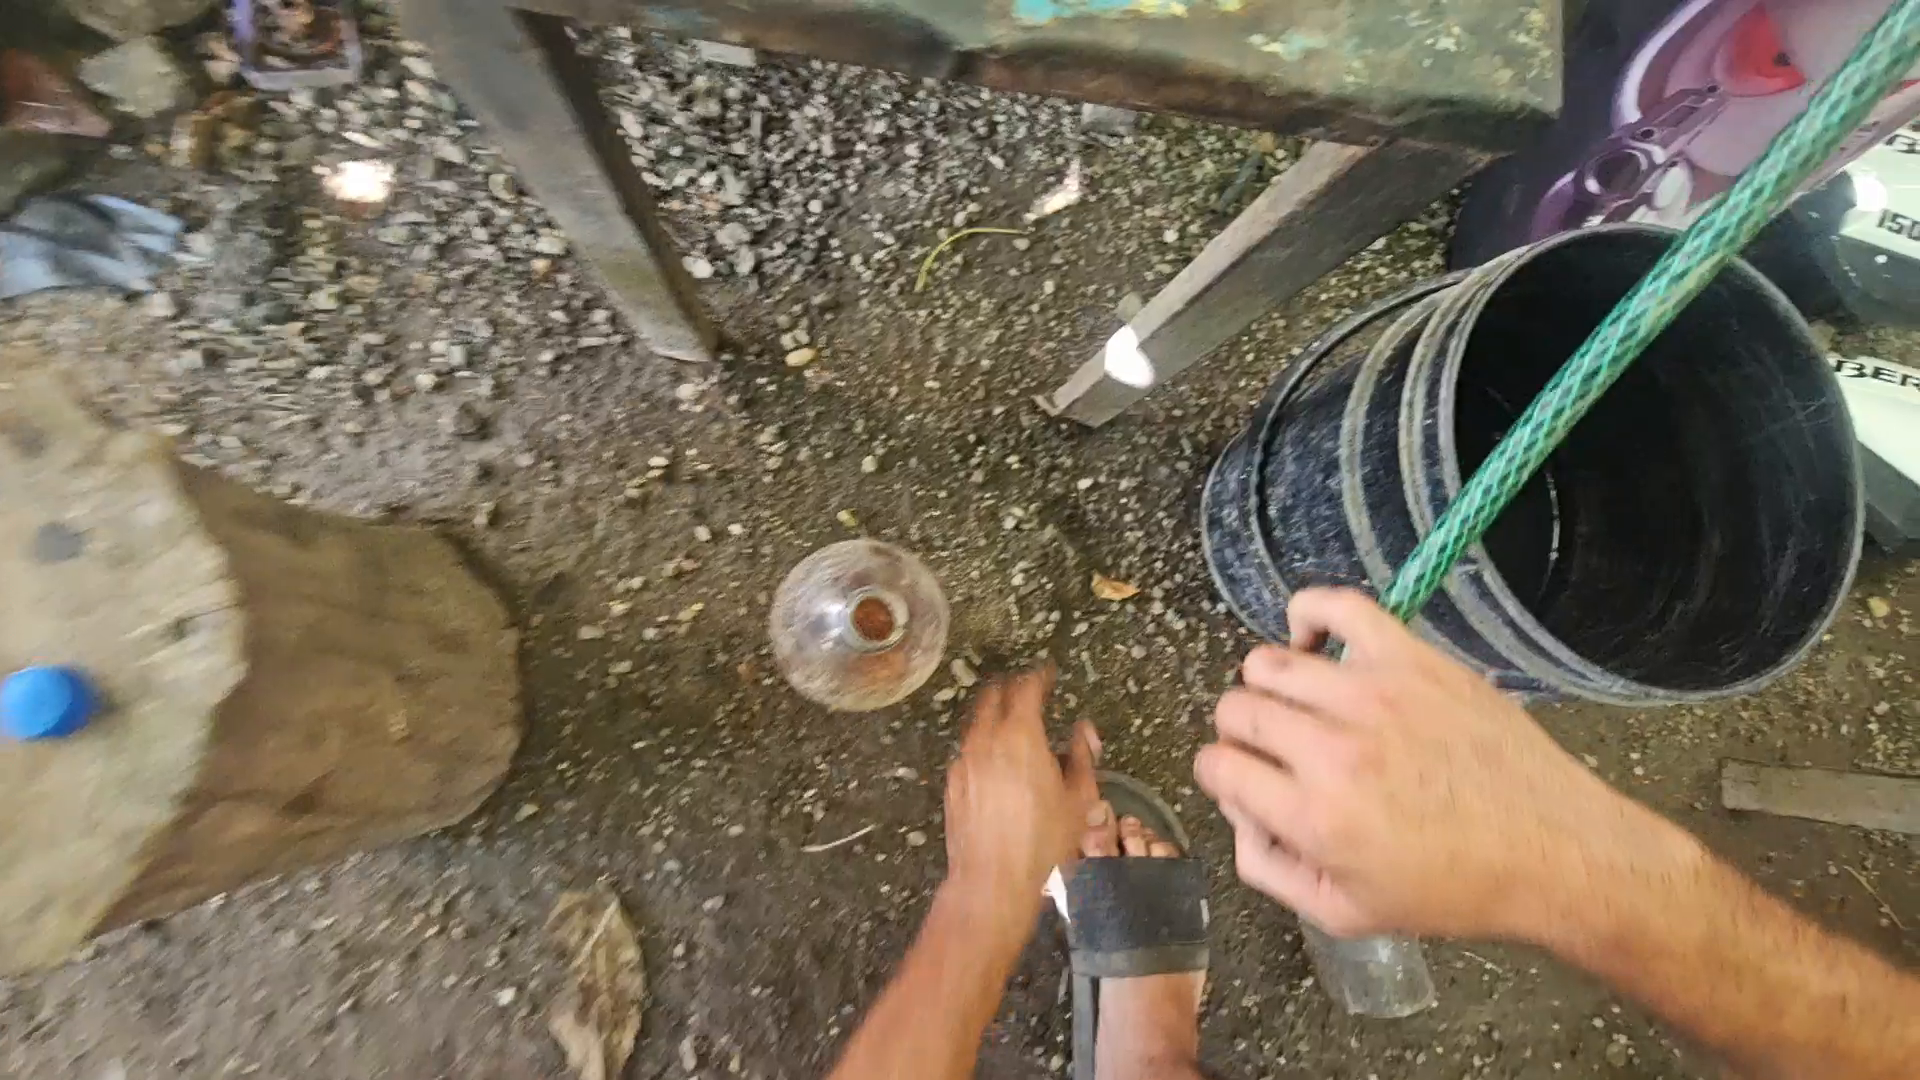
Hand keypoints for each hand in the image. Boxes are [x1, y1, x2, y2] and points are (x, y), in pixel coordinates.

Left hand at [944, 666, 1098, 919]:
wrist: (992, 881)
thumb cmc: (1043, 842)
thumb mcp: (1077, 800)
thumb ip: (1081, 757)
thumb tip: (1084, 729)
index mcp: (1021, 735)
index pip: (1027, 689)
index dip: (1038, 676)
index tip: (1047, 672)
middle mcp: (987, 739)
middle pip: (994, 696)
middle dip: (1011, 687)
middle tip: (1027, 690)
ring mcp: (964, 760)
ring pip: (976, 722)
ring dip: (993, 714)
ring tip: (1009, 721)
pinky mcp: (952, 782)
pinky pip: (967, 750)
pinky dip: (981, 743)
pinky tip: (992, 760)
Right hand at [1194, 588, 1662, 942]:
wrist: (1560, 855)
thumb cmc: (1452, 889)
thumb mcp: (1343, 914)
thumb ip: (1265, 867)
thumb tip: (1235, 810)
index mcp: (1315, 816)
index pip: (1216, 765)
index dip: (1221, 775)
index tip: (1246, 782)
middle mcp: (1332, 748)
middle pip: (1234, 709)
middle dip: (1240, 734)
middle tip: (1276, 753)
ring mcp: (1370, 695)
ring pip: (1265, 662)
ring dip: (1268, 688)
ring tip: (1301, 709)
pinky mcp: (1408, 659)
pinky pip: (1334, 606)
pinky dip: (1307, 615)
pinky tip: (1315, 646)